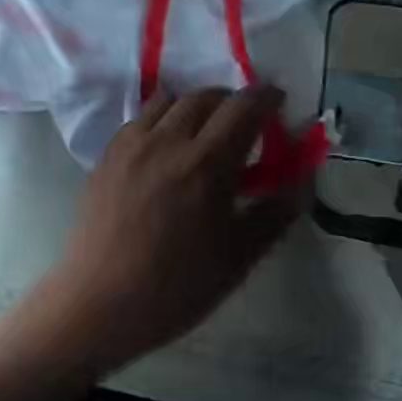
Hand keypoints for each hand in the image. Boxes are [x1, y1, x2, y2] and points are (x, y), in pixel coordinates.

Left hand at [54, 87, 308, 357]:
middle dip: (233, 101)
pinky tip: (165, 148)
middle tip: (245, 123)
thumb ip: (275, 214)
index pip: (244, 108)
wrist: (100, 304)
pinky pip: (140, 119)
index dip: (267, 98)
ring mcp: (131, 146)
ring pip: (169, 101)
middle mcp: (167, 142)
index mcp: (207, 164)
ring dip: (196, 106)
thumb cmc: (177, 287)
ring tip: (204, 131)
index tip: (278, 102)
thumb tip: (301, 184)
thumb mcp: (238, 258)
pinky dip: (161, 118)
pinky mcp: (106, 157)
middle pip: (206, 96)